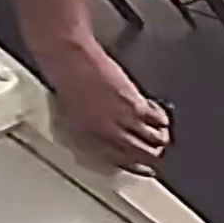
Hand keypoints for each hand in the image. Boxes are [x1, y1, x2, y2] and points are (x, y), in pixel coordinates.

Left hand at [33, 36, 170, 172]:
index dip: (136, 167)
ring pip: (157, 139)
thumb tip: (115, 138)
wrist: (64, 53)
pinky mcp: (137, 107)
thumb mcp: (72, 107)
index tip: (146, 169)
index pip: (119, 161)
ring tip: (158, 125)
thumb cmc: (61, 73)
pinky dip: (161, 117)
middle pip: (145, 153)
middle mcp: (106, 130)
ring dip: (161, 134)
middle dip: (154, 153)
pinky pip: (160, 121)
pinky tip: (155, 108)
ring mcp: (123, 119)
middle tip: (157, 146)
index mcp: (86, 132)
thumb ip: (94, 126)